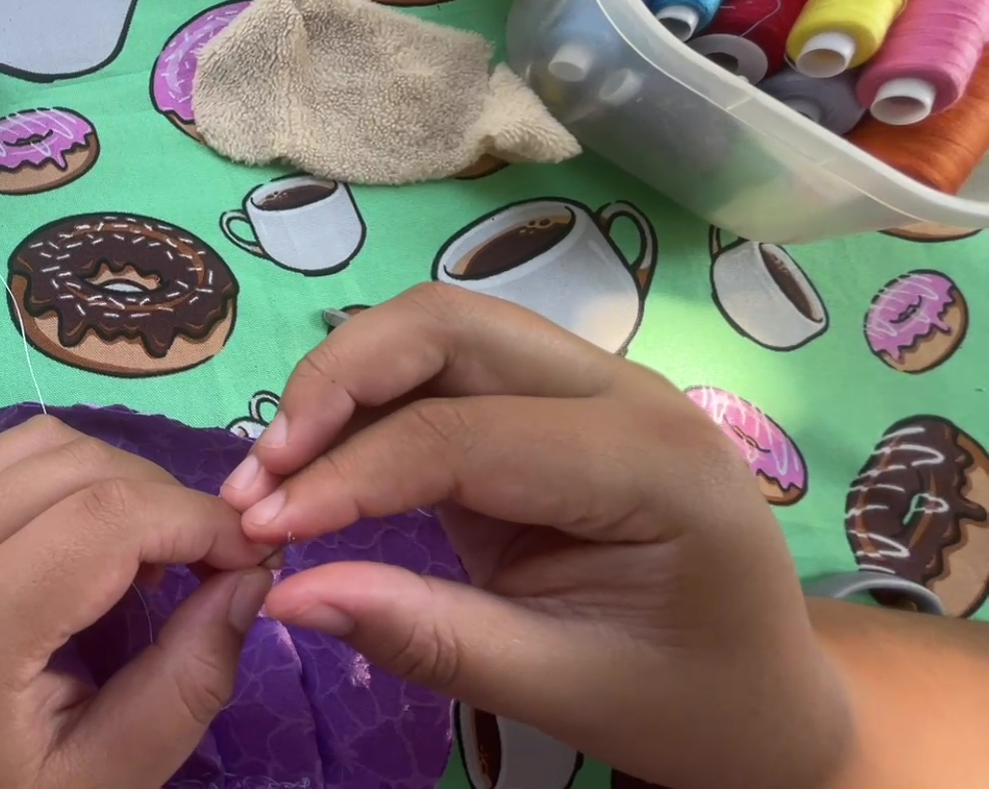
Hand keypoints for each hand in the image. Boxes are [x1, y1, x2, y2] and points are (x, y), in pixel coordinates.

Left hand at [0, 416, 277, 788]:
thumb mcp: (103, 779)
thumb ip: (186, 681)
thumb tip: (249, 576)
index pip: (107, 518)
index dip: (197, 519)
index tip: (254, 553)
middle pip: (81, 466)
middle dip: (166, 499)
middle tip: (206, 563)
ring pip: (48, 443)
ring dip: (119, 478)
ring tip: (148, 550)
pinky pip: (14, 454)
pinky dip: (74, 472)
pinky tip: (91, 532)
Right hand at [221, 284, 851, 788]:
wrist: (759, 682)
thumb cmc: (682, 697)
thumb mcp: (560, 689)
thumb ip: (420, 635)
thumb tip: (283, 596)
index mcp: (648, 463)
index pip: (455, 436)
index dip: (343, 476)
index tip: (261, 526)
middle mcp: (613, 385)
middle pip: (438, 323)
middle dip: (331, 382)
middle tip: (265, 464)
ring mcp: (572, 372)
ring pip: (423, 322)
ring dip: (336, 379)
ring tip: (278, 458)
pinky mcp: (529, 382)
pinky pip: (423, 356)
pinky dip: (356, 394)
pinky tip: (317, 448)